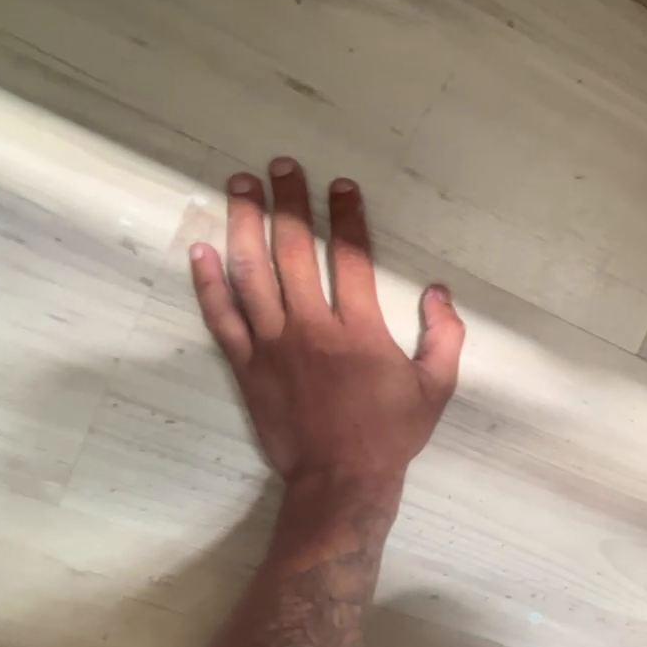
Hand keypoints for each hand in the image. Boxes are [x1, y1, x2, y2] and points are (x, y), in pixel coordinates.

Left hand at [189, 158, 464, 499]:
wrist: (341, 479)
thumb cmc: (392, 433)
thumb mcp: (437, 387)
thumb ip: (444, 336)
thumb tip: (439, 292)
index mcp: (360, 330)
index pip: (350, 258)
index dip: (346, 217)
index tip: (341, 186)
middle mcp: (311, 326)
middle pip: (295, 252)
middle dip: (290, 204)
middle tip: (282, 167)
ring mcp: (273, 344)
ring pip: (252, 273)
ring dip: (245, 225)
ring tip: (240, 186)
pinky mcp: (246, 365)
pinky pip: (222, 317)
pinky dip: (208, 283)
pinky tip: (202, 250)